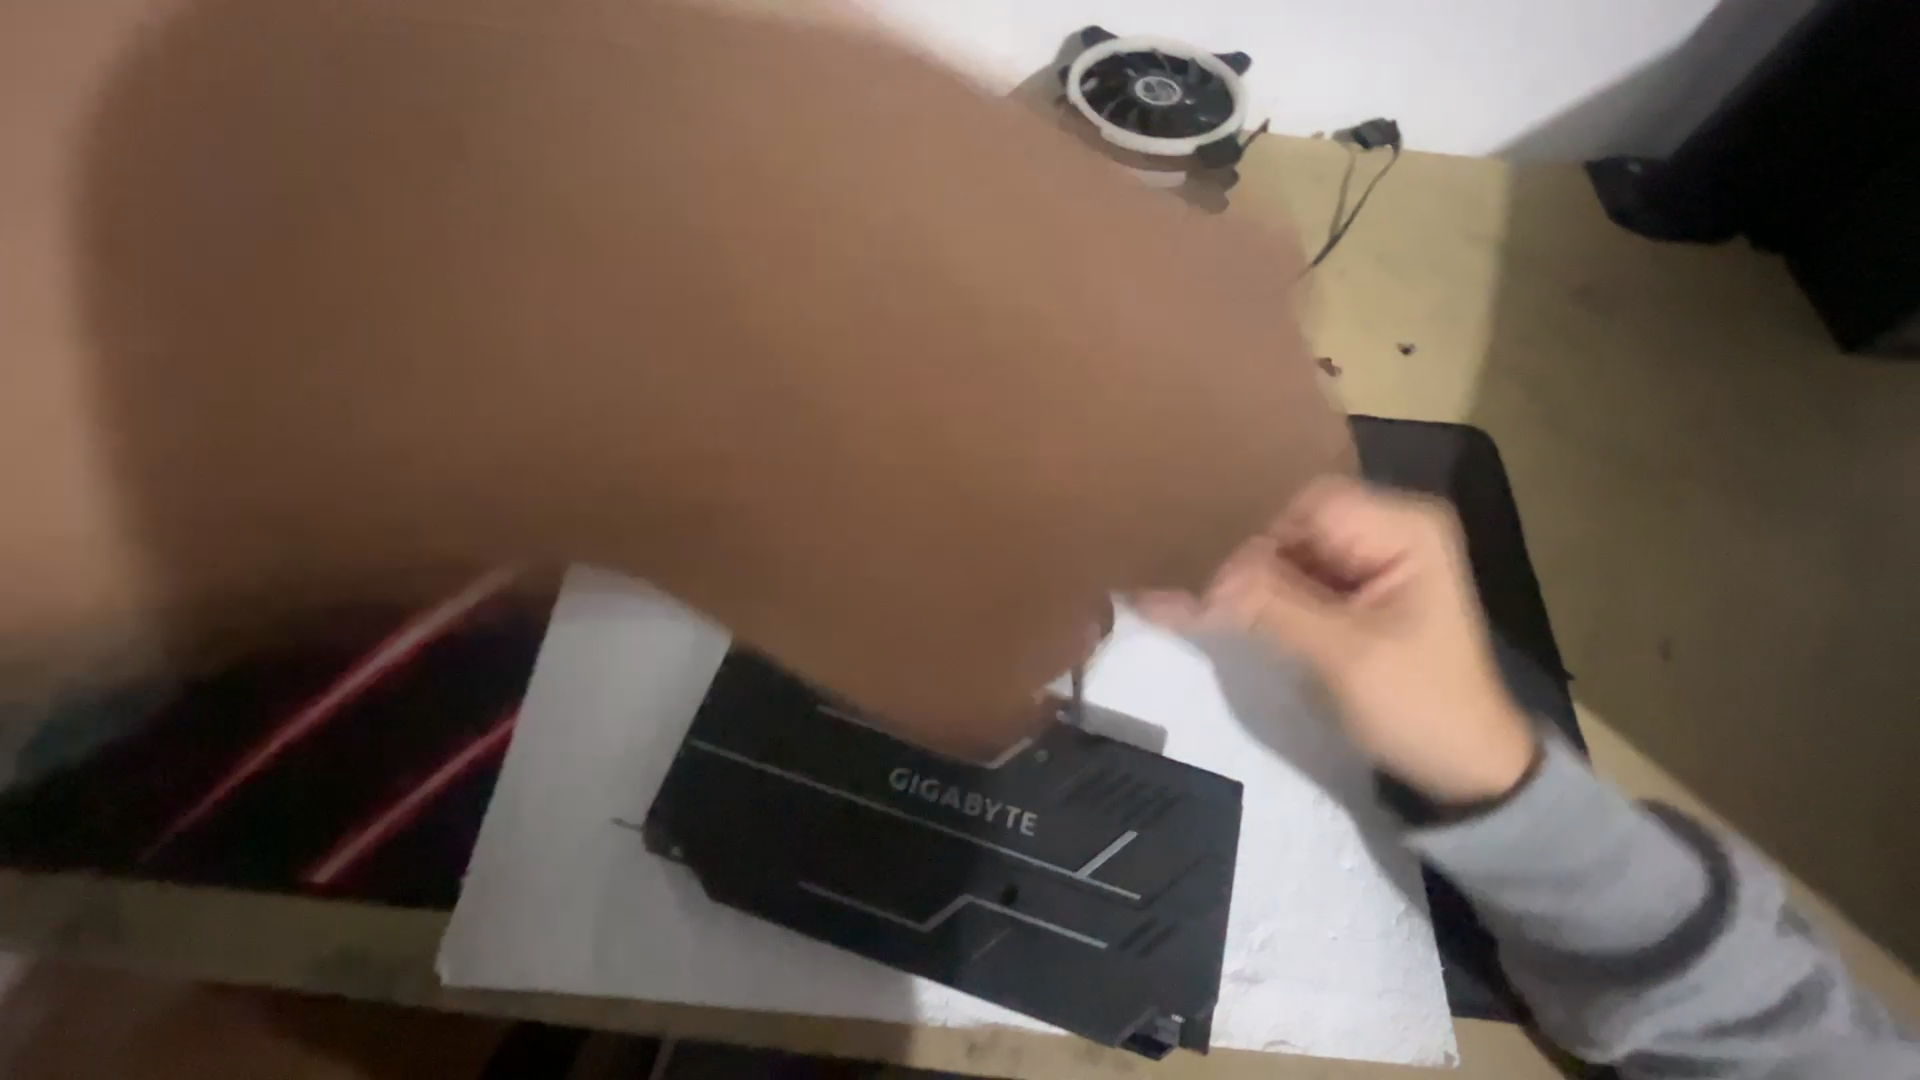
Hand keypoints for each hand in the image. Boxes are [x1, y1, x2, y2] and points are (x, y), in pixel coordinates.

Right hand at [1148, 478, 1536, 803]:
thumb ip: (1270, 607)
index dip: (1263, 545)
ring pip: (1290, 551)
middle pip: (1296, 525)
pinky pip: (1297, 576)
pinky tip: (1244, 622)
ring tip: (1225, 617)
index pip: (1307, 508)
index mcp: (1405, 529)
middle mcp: (1391, 528)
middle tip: (1223, 611)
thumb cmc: (1420, 706)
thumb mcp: (1342, 656)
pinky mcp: (1358, 589)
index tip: (1229, 596)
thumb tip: (1197, 582)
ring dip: (1257, 584)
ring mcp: (1375, 559)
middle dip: (1257, 566)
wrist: (1466, 766)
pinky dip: (1269, 597)